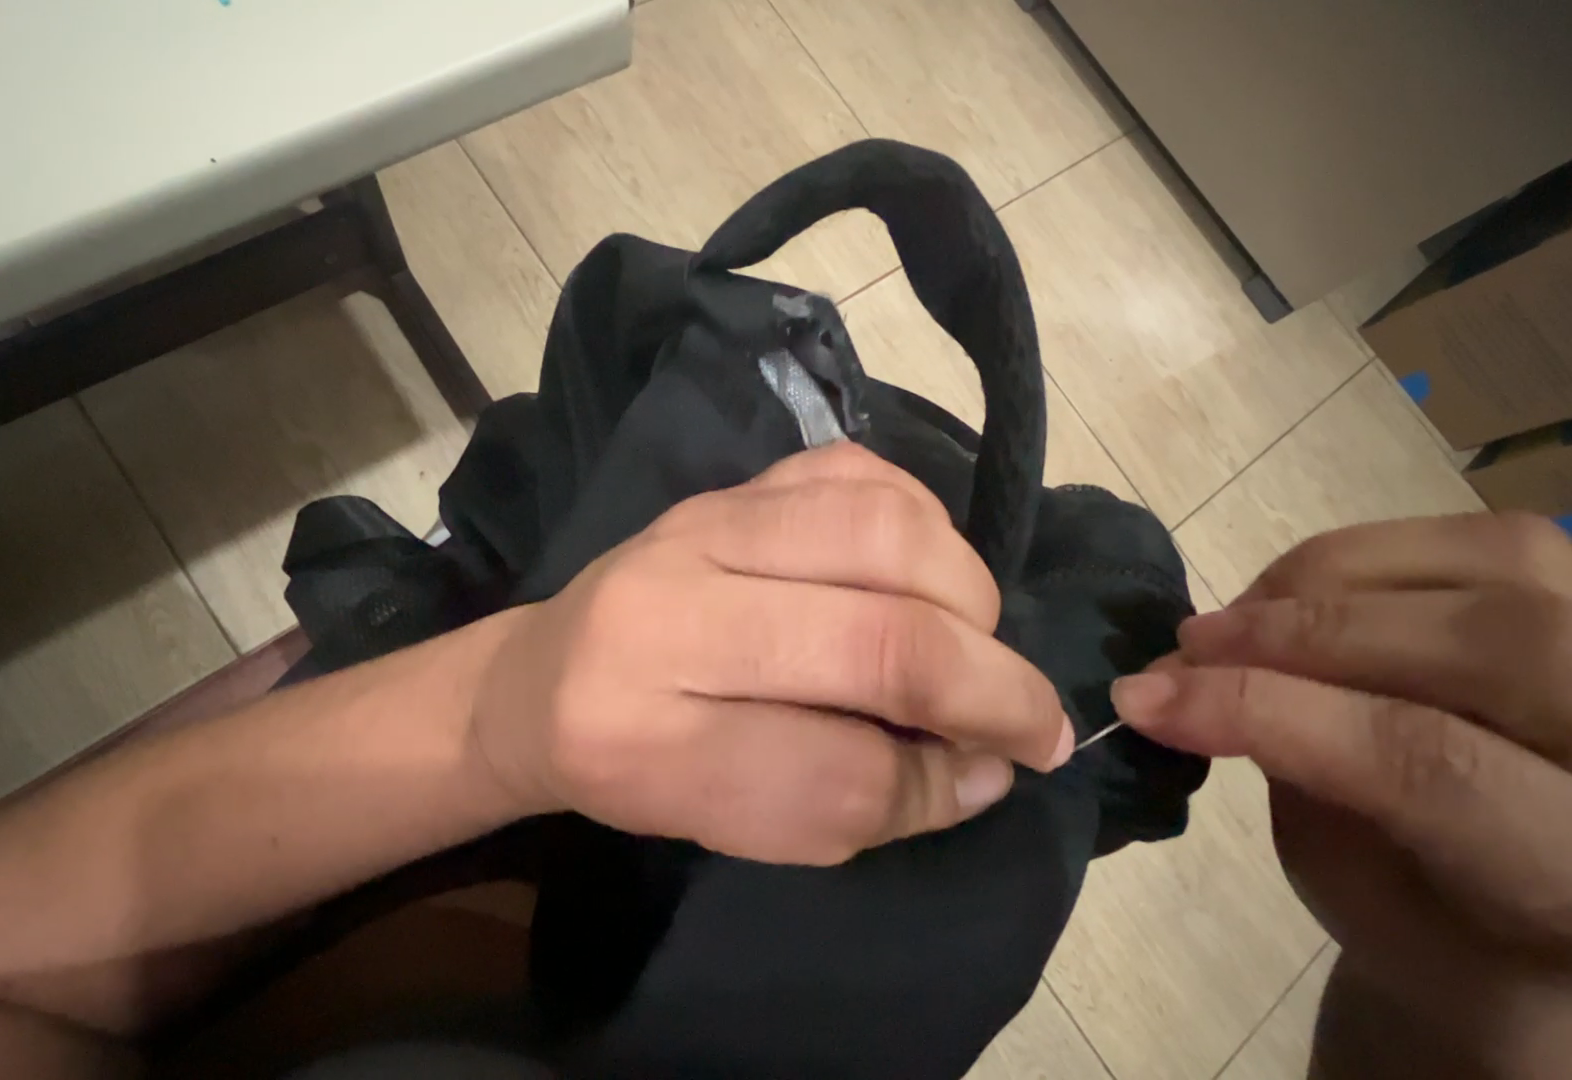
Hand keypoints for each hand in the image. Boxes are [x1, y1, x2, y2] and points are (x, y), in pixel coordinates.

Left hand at [466, 442, 1071, 865]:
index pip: (834, 772)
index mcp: (642, 736)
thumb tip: (983, 769)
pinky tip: (924, 570)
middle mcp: (667, 612)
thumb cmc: (633, 763)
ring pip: (882, 535)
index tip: (994, 776)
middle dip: (989, 687)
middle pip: (874, 641)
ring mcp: (701, 525)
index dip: (940, 782)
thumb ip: (850, 805)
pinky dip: (923, 522)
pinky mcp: (731, 485)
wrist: (542, 676)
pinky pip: (858, 474)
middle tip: (1028, 721)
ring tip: (973, 640)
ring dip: (967, 595)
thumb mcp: (721, 822)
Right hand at [1109, 514, 1571, 1004]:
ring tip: (1236, 623)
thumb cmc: (1420, 920)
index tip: (1141, 697)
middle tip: (1188, 646)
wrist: (1522, 912)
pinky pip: (1490, 542)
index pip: (1435, 767)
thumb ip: (1286, 769)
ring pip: (1499, 568)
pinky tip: (1301, 597)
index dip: (1268, 712)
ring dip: (1322, 580)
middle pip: (1496, 644)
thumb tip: (1185, 675)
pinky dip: (1362, 556)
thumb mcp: (1339, 882)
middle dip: (1303, 631)